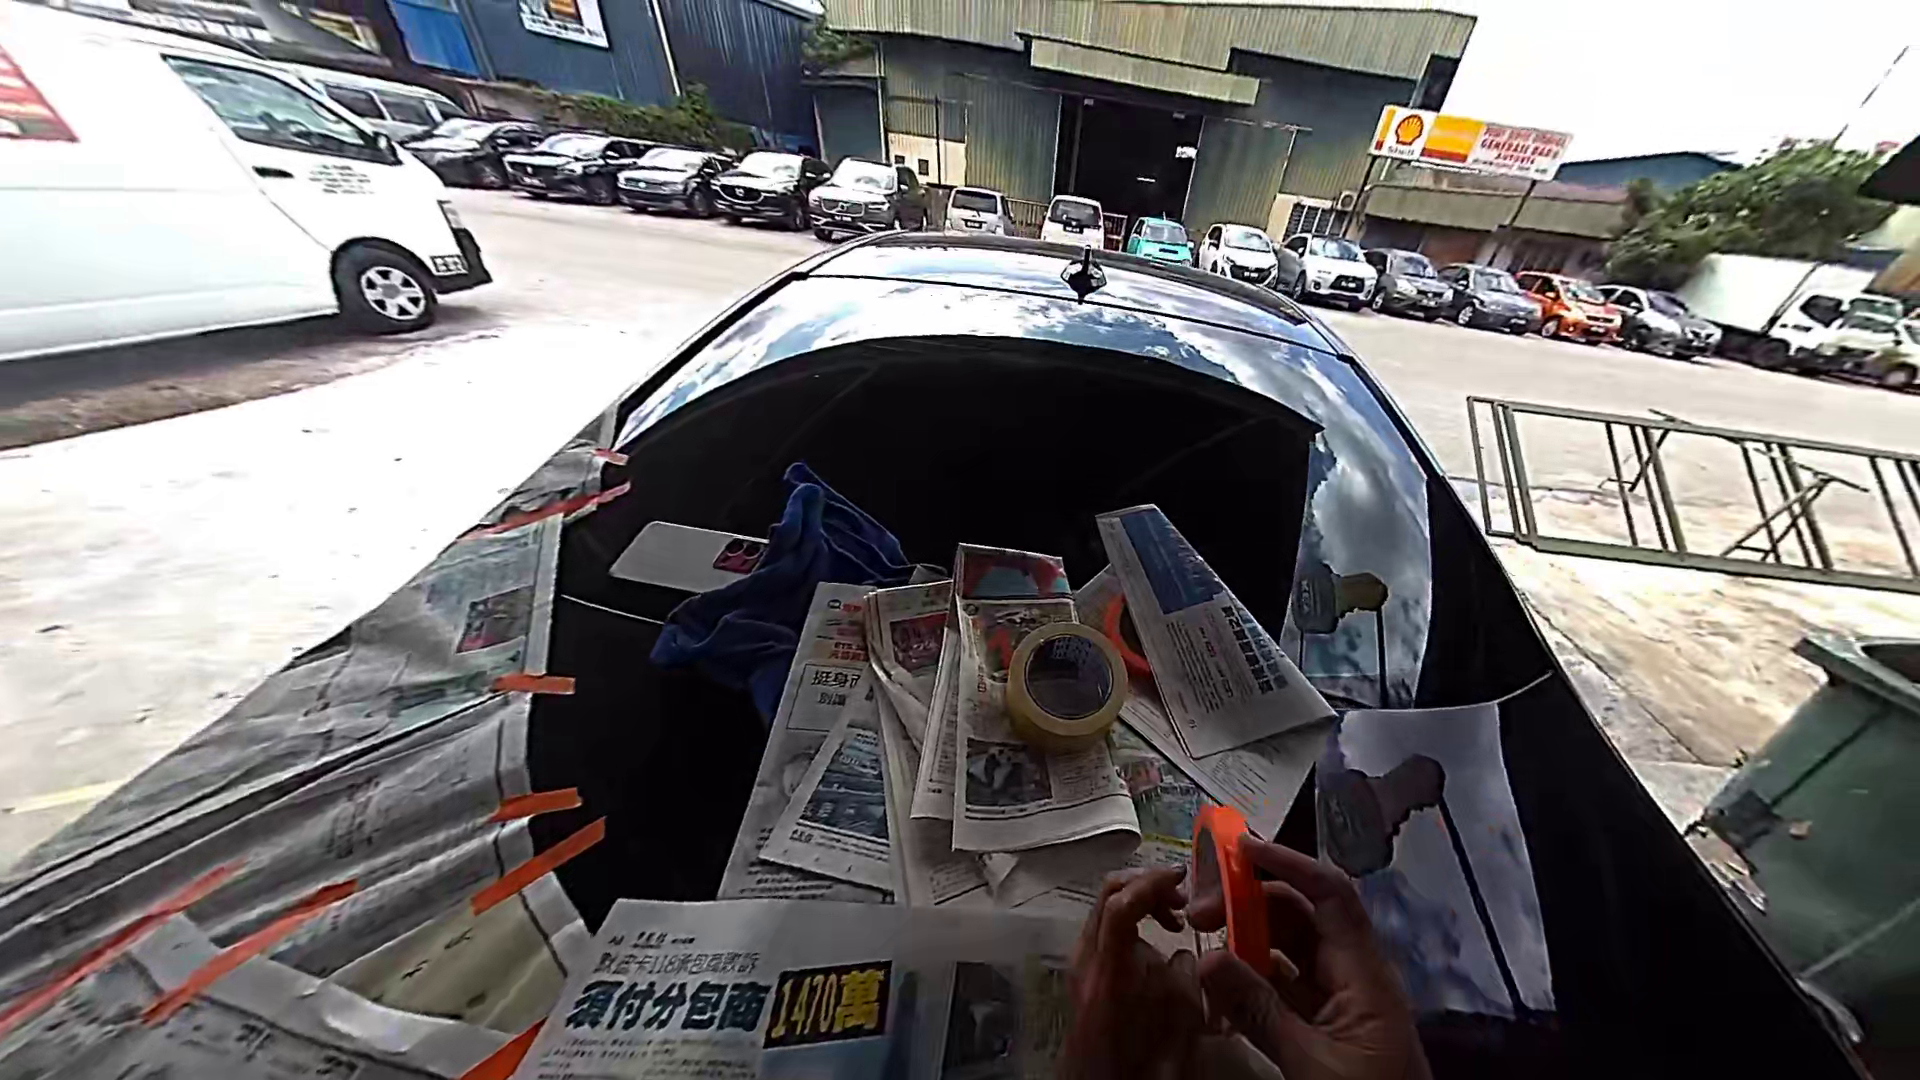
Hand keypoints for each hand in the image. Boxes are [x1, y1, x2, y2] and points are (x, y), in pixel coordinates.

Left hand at [1059, 866, 1204, 1079]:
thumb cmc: (1146, 1066)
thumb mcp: (1181, 1025)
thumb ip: (1185, 976)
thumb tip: (1184, 951)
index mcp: (1109, 968)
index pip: (1121, 903)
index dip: (1151, 881)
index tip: (1180, 875)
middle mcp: (1085, 954)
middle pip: (1109, 893)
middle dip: (1147, 885)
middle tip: (1180, 900)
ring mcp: (1079, 959)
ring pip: (1106, 907)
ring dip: (1140, 904)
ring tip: (1173, 923)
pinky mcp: (1082, 967)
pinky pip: (1105, 928)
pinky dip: (1130, 924)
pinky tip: (1154, 949)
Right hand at [1191, 836, 1428, 1079]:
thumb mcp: (1313, 1067)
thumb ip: (1259, 1012)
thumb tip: (1206, 958)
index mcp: (1363, 973)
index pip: (1330, 893)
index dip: (1287, 861)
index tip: (1237, 847)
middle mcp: (1349, 970)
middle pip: (1296, 909)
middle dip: (1245, 898)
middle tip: (1199, 910)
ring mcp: (1334, 993)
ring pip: (1283, 938)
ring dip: (1241, 929)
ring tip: (1203, 936)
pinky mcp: (1320, 1017)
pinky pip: (1279, 972)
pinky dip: (1247, 965)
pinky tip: (1219, 974)